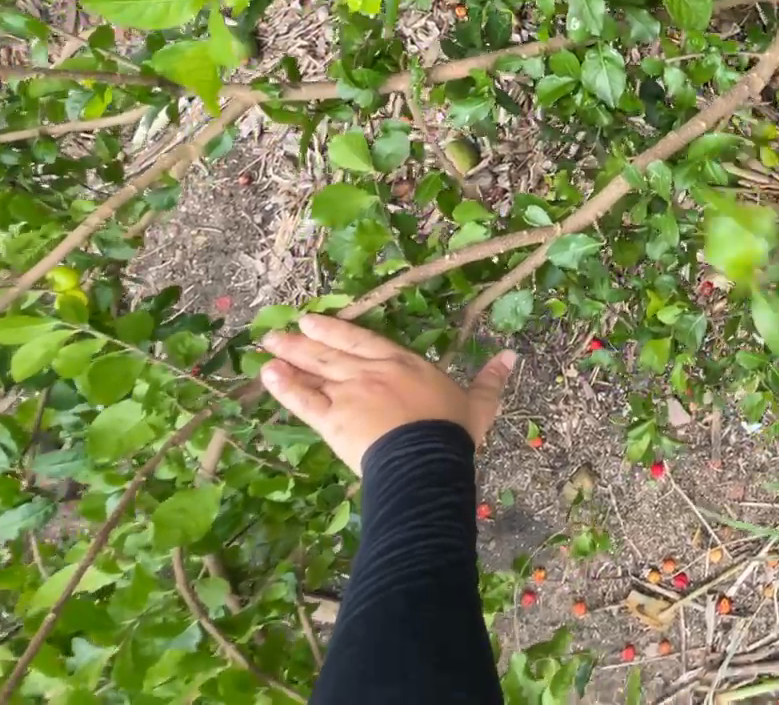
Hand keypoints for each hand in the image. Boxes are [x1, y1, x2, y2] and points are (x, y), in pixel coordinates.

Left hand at [258, 314, 516, 476]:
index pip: (367, 341)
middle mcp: (372, 371)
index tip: (314, 321)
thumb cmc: (452, 429)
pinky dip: (284, 388)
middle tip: (279, 330)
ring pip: (315, 371)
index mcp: (406, 364)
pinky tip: (268, 376)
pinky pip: (303, 401)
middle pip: (334, 352)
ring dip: (290, 357)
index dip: (340, 330)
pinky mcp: (332, 420)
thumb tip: (512, 355)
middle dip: (306, 340)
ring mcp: (349, 393)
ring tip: (266, 346)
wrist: (425, 457)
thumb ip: (490, 379)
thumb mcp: (479, 403)